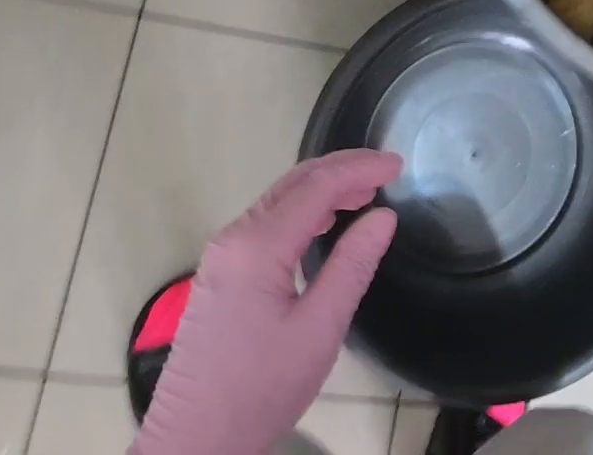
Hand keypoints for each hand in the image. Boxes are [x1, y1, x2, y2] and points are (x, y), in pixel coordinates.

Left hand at [135, 149, 402, 454]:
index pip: (317, 186)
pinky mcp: (222, 271)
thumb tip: (383, 217)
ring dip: (324, 189)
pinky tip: (327, 221)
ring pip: (280, 200)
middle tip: (387, 172)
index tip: (398, 165)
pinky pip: (268, 222)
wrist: (194, 441)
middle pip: (295, 183)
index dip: (360, 169)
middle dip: (343, 170)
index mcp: (258, 245)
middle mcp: (236, 236)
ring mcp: (224, 252)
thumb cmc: (261, 388)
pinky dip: (304, 210)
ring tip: (367, 192)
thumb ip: (353, 266)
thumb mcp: (319, 329)